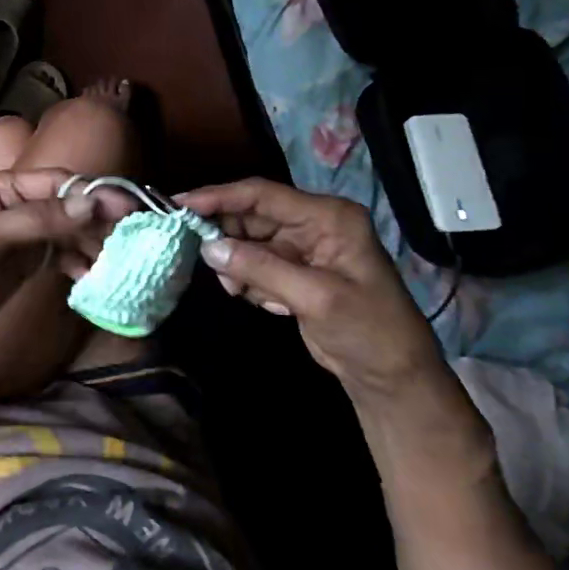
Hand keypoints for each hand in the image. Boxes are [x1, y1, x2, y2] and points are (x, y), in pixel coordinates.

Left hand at [0, 168, 117, 339]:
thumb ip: (38, 219)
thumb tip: (90, 205)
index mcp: (4, 187)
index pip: (58, 182)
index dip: (95, 193)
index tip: (129, 208)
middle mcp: (19, 204)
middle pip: (71, 205)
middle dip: (102, 219)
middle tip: (137, 236)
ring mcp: (27, 234)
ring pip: (72, 231)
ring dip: (97, 243)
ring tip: (121, 259)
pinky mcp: (31, 261)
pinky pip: (65, 255)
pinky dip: (82, 263)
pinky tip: (96, 276)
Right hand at [177, 178, 443, 398]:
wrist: (390, 374)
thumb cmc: (367, 329)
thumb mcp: (314, 297)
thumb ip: (260, 268)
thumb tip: (208, 248)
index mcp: (328, 217)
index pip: (261, 195)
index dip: (217, 197)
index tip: (178, 204)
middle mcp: (312, 224)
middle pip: (248, 216)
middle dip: (224, 238)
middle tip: (196, 255)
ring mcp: (301, 248)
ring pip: (245, 242)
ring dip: (235, 266)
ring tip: (241, 292)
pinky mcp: (291, 271)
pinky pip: (251, 264)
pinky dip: (247, 282)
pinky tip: (268, 304)